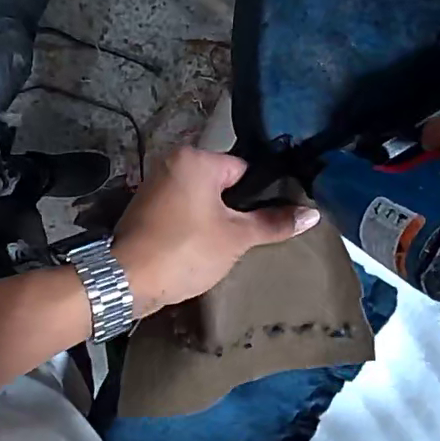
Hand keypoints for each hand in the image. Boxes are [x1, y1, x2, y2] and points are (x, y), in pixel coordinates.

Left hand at [113, 147, 319, 316]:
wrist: (127, 281)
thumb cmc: (186, 251)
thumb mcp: (236, 238)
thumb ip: (273, 223)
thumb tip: (312, 213)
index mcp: (195, 159)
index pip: (244, 170)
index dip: (260, 196)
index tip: (269, 220)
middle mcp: (172, 163)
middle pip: (222, 184)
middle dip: (236, 210)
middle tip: (249, 238)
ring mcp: (154, 186)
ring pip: (201, 200)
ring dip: (215, 220)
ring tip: (227, 247)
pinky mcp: (144, 209)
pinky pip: (182, 211)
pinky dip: (193, 226)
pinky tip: (201, 249)